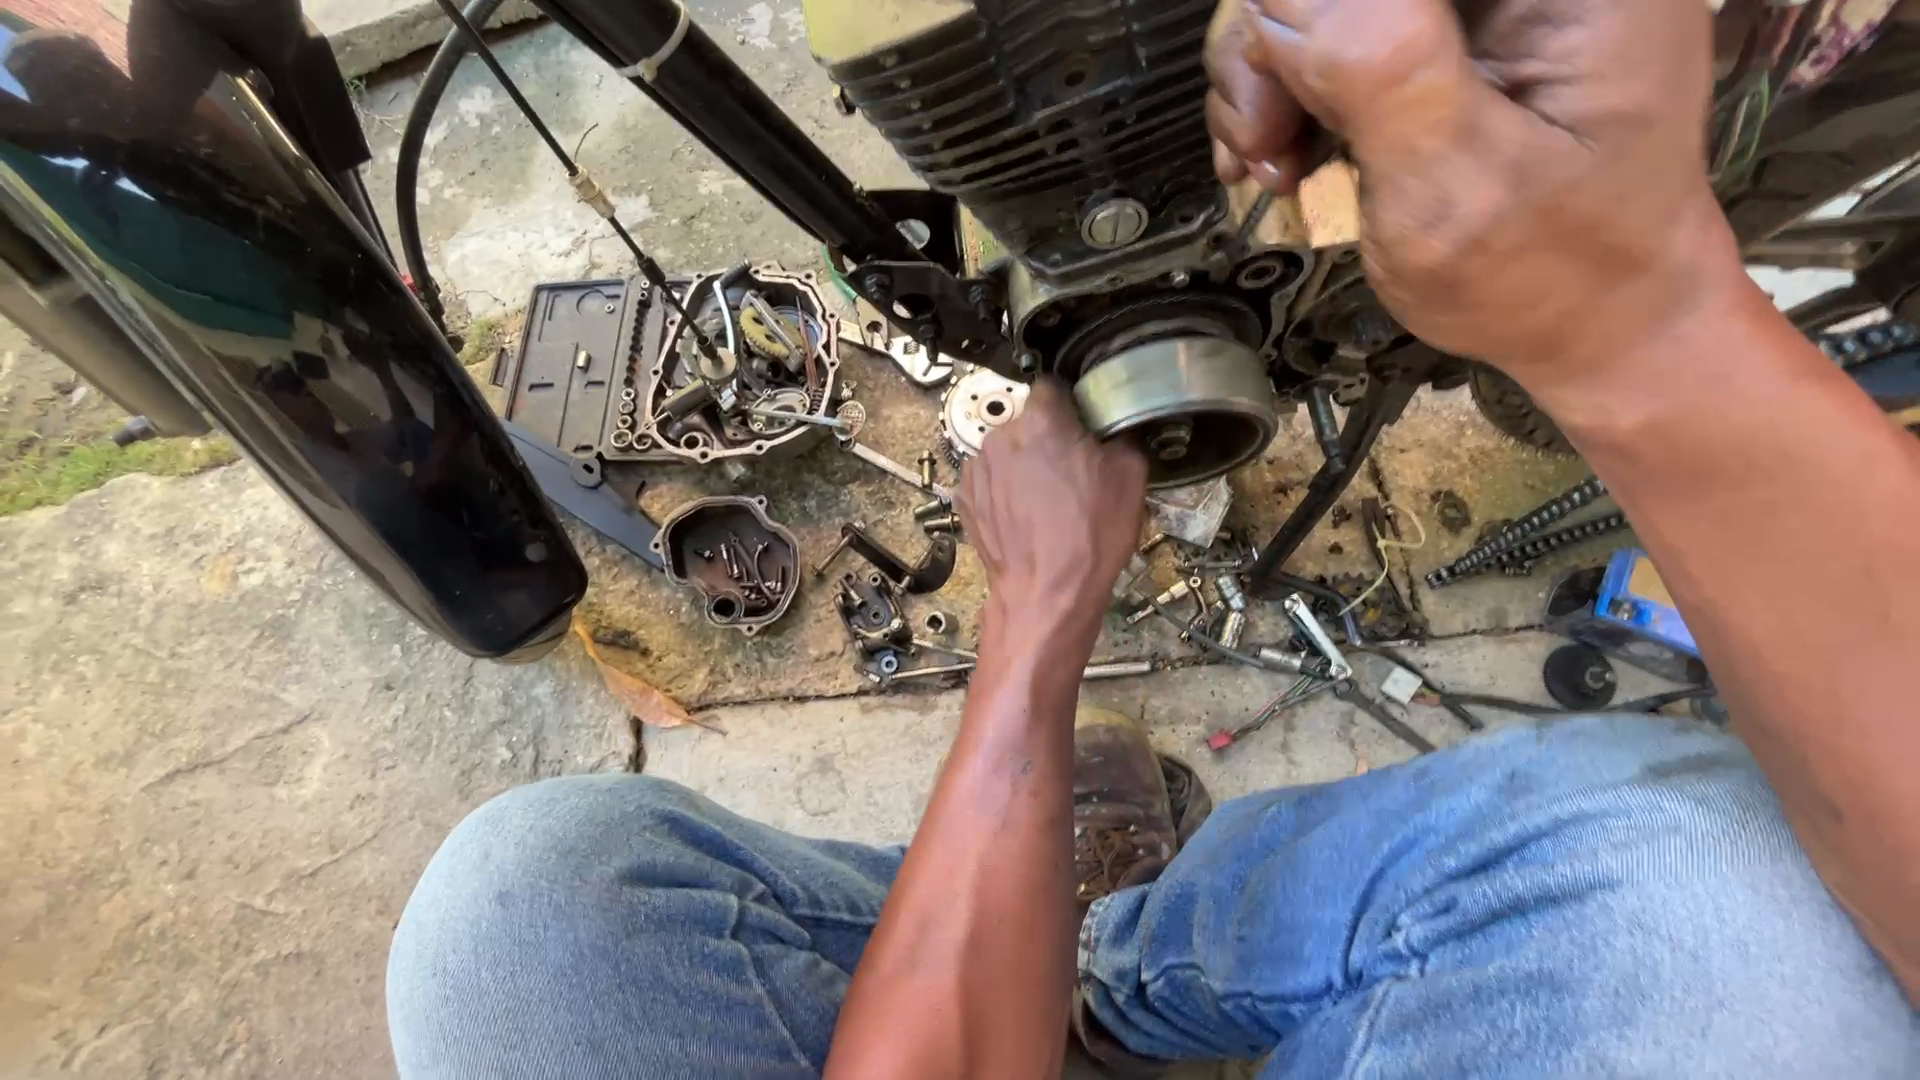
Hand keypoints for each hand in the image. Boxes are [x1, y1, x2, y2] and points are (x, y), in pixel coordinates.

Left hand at [955, 380, 1146, 639]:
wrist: (1045, 593)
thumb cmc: (1086, 539)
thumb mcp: (1130, 477)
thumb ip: (1119, 436)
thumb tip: (1112, 429)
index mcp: (1041, 421)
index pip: (1054, 387)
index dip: (1072, 405)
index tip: (1083, 424)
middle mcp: (1001, 437)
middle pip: (1029, 423)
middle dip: (1049, 440)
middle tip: (1073, 473)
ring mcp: (977, 469)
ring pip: (1008, 452)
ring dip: (1025, 466)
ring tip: (1049, 502)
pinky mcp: (965, 498)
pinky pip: (991, 481)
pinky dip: (1005, 491)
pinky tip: (1027, 516)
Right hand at [1206, 0, 1750, 395]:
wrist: (1584, 322)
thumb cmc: (1543, 269)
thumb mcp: (1455, 180)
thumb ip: (1381, 70)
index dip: (1305, 16)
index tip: (1276, 117)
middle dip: (1272, 53)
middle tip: (1263, 149)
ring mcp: (1460, 10)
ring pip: (1306, 6)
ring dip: (1264, 86)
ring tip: (1272, 169)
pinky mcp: (1421, 48)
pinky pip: (1314, 45)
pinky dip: (1275, 102)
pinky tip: (1276, 160)